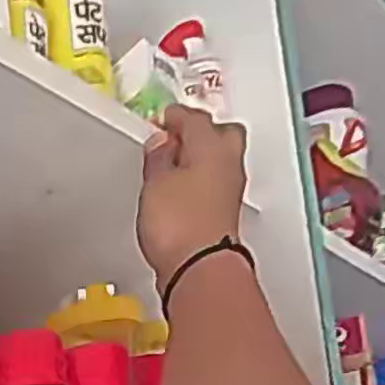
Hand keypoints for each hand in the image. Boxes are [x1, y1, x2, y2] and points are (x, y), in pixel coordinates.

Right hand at [138, 105, 247, 287]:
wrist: (197, 267)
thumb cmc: (180, 224)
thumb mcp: (155, 184)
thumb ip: (157, 158)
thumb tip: (159, 144)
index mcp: (212, 145)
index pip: (194, 119)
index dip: (175, 116)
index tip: (163, 118)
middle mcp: (228, 163)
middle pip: (220, 134)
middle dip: (200, 132)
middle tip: (178, 137)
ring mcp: (230, 190)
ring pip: (221, 159)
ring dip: (202, 158)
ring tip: (179, 164)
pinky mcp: (224, 214)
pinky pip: (216, 185)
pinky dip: (202, 182)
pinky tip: (187, 191)